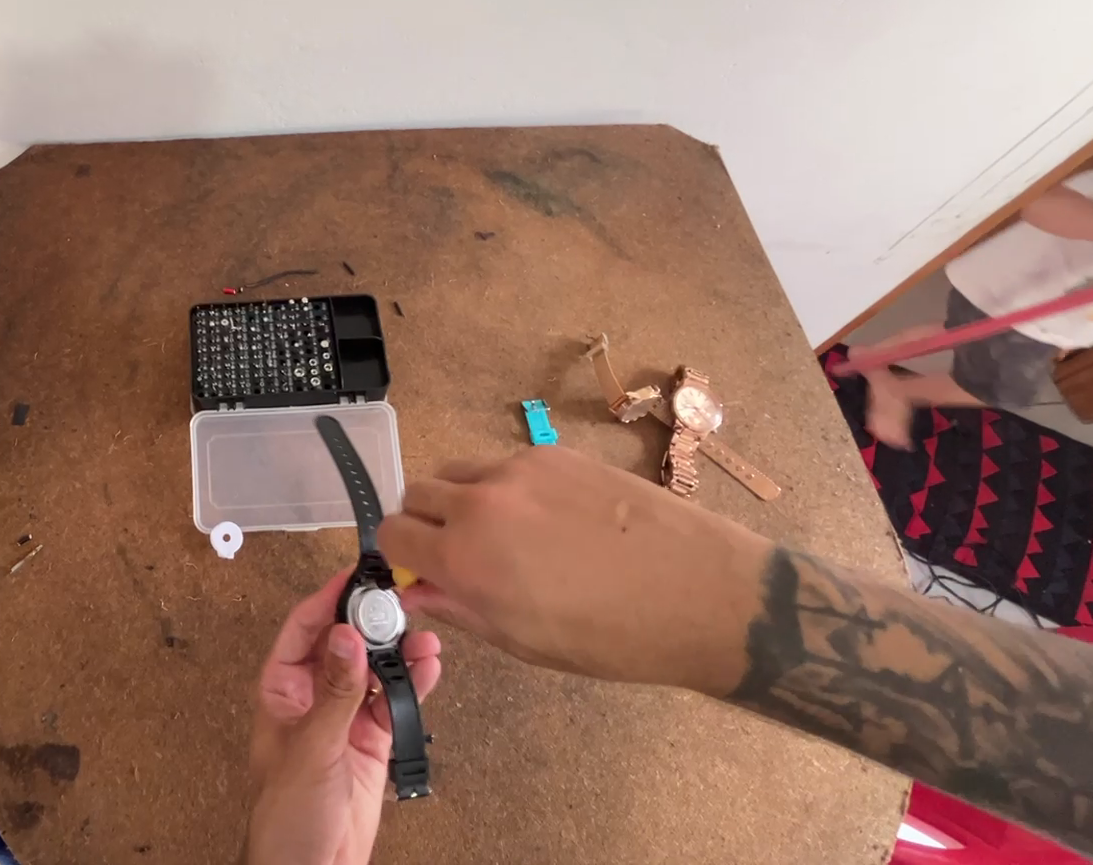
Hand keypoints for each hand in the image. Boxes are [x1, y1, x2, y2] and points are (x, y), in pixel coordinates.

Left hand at [245, 568, 441, 864]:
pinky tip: (429, 666)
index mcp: (283, 685)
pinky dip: (412, 684)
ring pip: (373, 669)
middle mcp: (313, 693)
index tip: (354, 575)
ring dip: (397, 651)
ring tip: (424, 634)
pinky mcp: (372, 740)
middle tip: (399, 600)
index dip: (327, 598)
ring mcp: (345, 715)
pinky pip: (394, 702)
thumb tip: (347, 635)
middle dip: (370, 621)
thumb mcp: (311, 747)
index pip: (304, 627)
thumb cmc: (287, 814)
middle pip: (344, 642)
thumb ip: (335, 692)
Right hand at [380, 446, 770, 695]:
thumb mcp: (521, 640)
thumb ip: (454, 606)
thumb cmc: (609, 637)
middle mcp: (477, 502)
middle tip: (459, 550)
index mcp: (463, 556)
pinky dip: (505, 487)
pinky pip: (502, 464)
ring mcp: (515, 469)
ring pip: (456, 472)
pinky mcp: (550, 452)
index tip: (420, 568)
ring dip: (461, 498)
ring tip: (505, 530)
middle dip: (424, 522)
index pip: (391, 533)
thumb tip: (413, 589)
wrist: (701, 592)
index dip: (398, 554)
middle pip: (415, 494)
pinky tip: (550, 516)